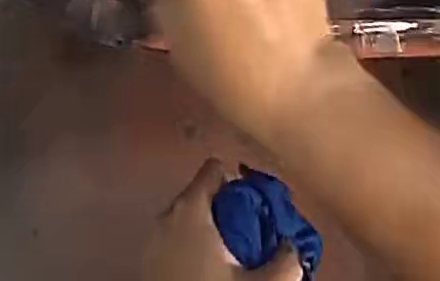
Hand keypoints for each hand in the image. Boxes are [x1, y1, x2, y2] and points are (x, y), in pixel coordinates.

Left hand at [143, 159, 302, 280]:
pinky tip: (207, 274)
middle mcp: (166, 214)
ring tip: (230, 261)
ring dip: (209, 233)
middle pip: (203, 195)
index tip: (255, 207)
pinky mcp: (146, 265)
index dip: (238, 183)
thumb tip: (293, 247)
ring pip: (188, 220)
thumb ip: (284, 262)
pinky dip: (191, 250)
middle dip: (227, 211)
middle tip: (249, 238)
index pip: (215, 168)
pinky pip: (174, 242)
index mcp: (190, 207)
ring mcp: (151, 241)